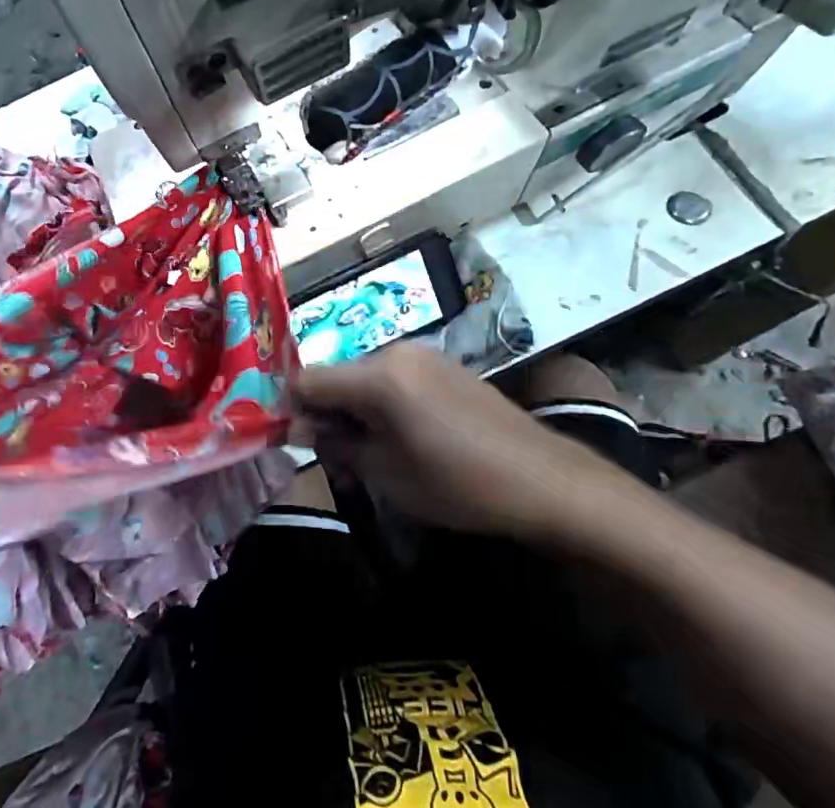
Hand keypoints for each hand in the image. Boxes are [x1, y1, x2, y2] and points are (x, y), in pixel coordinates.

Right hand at [292, 346, 630, 539]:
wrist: (541, 479)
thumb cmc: (458, 483)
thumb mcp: (386, 473)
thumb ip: (337, 443)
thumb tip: (303, 426)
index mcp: (379, 375)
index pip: (309, 380)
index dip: (294, 410)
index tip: (297, 443)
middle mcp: (398, 352)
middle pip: (339, 378)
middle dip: (329, 417)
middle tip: (342, 465)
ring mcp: (426, 356)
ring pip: (367, 380)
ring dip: (358, 414)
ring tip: (374, 458)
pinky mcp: (446, 366)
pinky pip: (397, 380)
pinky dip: (386, 406)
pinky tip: (405, 440)